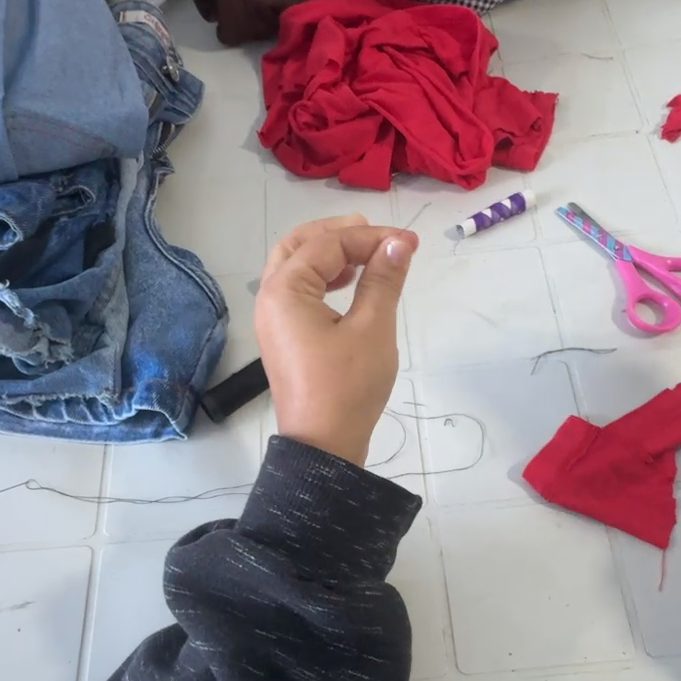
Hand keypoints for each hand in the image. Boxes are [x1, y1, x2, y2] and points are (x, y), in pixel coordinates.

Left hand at [256, 215, 417, 464]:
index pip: (328, 244)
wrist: (323, 445)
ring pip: (295, 269)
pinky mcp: (283, 338)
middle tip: (376, 235)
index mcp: (285, 290)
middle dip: (338, 235)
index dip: (372, 238)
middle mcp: (270, 298)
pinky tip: (348, 286)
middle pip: (298, 246)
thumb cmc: (347, 387)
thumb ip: (383, 279)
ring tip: (366, 257)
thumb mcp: (372, 328)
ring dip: (329, 256)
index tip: (410, 243)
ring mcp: (273, 320)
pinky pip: (297, 294)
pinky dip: (322, 281)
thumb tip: (399, 244)